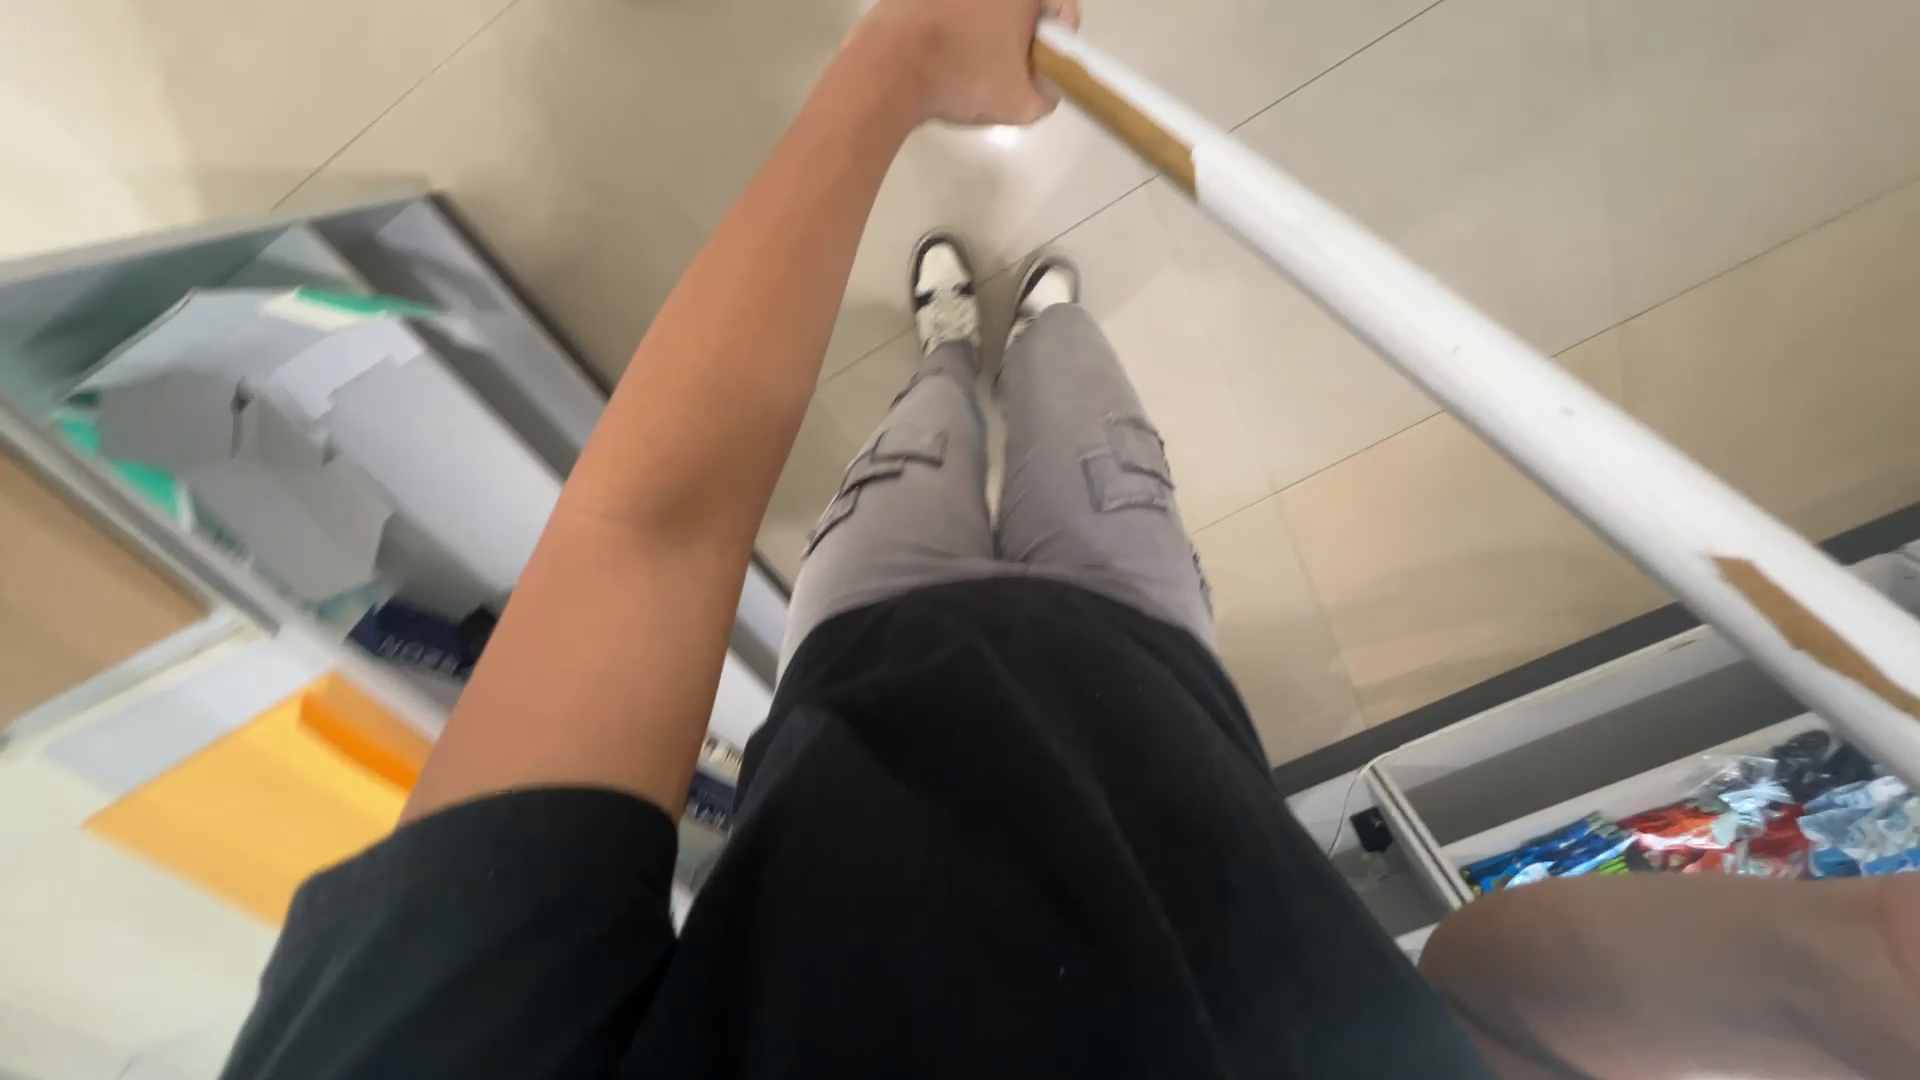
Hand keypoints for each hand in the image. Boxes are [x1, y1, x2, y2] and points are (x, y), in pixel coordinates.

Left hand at [855, 0, 1081, 125]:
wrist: (891, 66)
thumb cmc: (965, 78)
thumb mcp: (1020, 106)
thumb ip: (1046, 98)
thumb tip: (1046, 89)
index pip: (1063, 10)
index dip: (1061, 45)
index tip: (1045, 71)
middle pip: (1023, 7)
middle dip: (1023, 38)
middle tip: (1010, 74)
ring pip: (987, 9)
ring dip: (990, 32)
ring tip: (974, 68)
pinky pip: (953, 10)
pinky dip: (956, 27)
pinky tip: (945, 55)